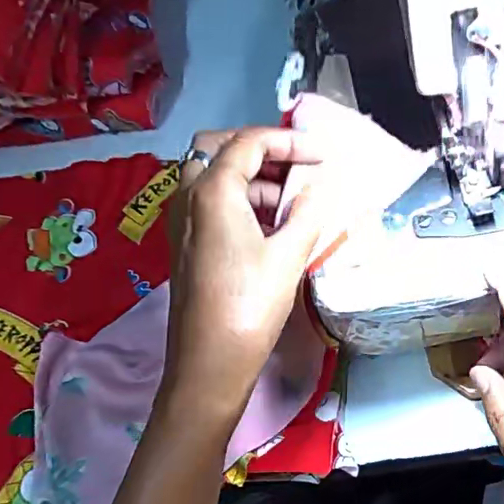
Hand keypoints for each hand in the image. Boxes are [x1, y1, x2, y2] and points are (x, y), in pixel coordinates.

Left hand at [161, 128, 324, 419]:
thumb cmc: (250, 306)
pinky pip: (208, 203)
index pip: (249, 142)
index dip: (289, 141)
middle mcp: (188, 197)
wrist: (209, 362)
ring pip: (212, 177)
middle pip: (219, 148)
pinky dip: (237, 200)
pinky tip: (269, 225)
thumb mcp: (288, 255)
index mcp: (212, 191)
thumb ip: (308, 211)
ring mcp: (181, 221)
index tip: (322, 155)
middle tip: (296, 165)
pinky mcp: (185, 244)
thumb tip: (320, 186)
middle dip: (260, 149)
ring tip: (291, 200)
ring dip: (250, 177)